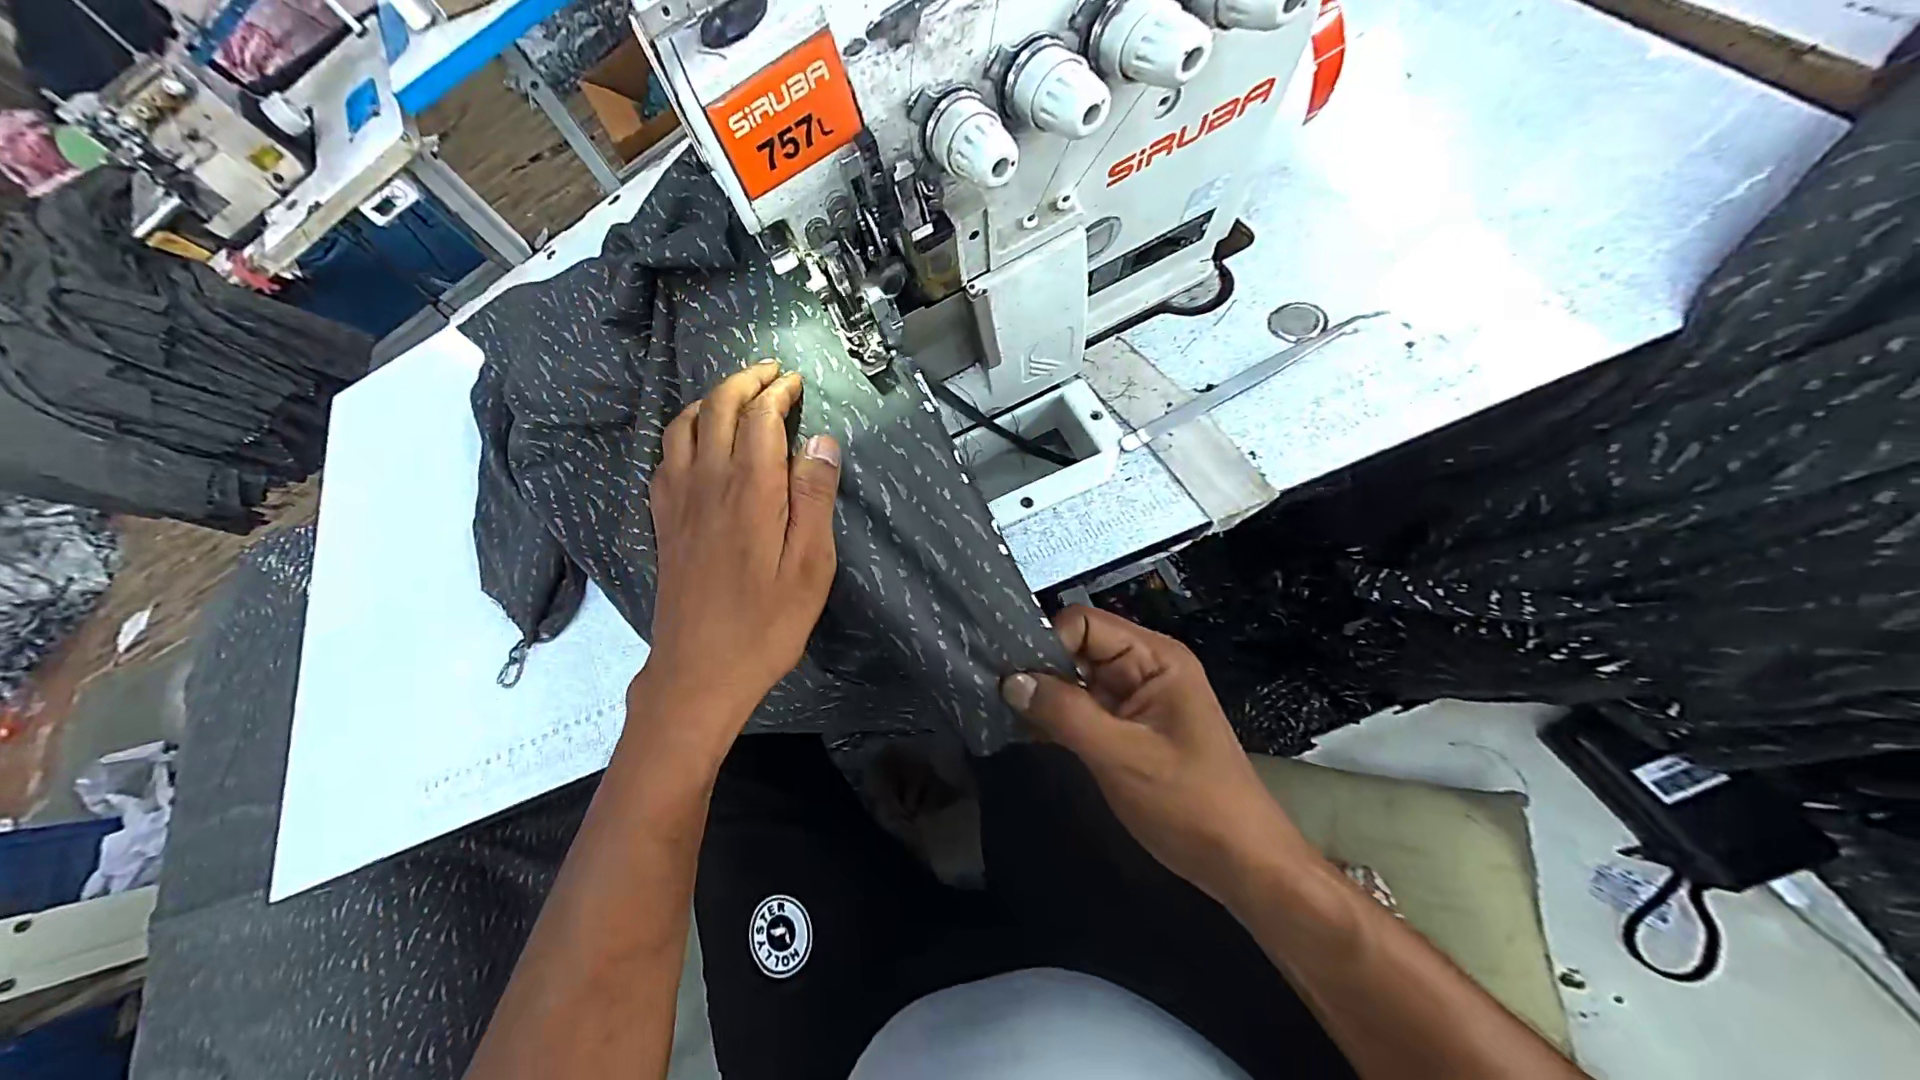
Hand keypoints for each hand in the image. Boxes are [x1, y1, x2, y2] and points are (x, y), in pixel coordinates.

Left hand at [639, 361, 841, 735]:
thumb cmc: (766, 624)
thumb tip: (821, 442)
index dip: (778, 392)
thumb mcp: (810, 566)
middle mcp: (707, 482)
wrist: (698, 671)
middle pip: (718, 409)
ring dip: (711, 400)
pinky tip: (698, 444)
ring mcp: (677, 500)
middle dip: (745, 381)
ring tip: (736, 396)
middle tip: (770, 372)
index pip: (760, 418)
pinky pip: (665, 457)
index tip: (795, 382)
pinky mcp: (663, 520)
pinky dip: (684, 432)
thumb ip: (814, 498)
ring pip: (684, 426)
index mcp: (750, 490)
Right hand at [1001, 606, 1311, 906]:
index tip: (1010, 675)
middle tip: (994, 694)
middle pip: (1076, 648)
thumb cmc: (1190, 804)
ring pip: (1074, 679)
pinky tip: (1024, 730)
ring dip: (1043, 695)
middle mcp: (1143, 668)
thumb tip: (1009, 680)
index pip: (1084, 623)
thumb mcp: (1122, 755)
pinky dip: (1055, 717)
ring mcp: (1134, 699)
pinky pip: (1081, 708)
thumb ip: (1064, 713)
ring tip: (1001, 711)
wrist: (1241, 863)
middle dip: (1038, 668)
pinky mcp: (1126, 728)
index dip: (1047, 643)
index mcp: (1154, 658)